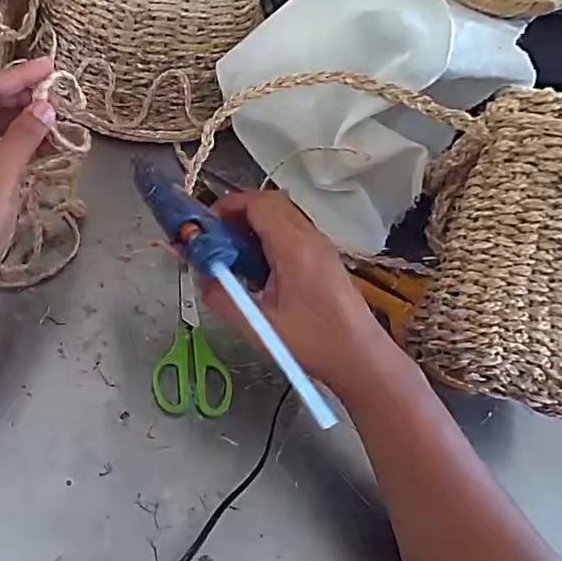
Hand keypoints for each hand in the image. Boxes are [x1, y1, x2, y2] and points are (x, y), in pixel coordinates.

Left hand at [0, 58, 57, 329]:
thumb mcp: (2, 176)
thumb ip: (25, 136)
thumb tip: (48, 106)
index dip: (19, 76)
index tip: (51, 67)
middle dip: (23, 97)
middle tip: (59, 94)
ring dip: (24, 120)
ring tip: (58, 117)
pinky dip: (18, 142)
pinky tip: (44, 141)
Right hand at [197, 191, 405, 394]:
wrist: (360, 358)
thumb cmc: (312, 342)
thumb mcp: (256, 324)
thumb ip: (221, 297)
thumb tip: (201, 275)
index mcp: (294, 249)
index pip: (258, 203)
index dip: (227, 206)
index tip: (207, 226)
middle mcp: (311, 239)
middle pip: (270, 202)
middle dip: (237, 212)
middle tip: (216, 236)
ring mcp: (321, 246)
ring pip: (282, 215)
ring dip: (254, 224)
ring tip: (235, 252)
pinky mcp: (325, 257)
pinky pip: (292, 231)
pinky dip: (269, 237)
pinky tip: (259, 268)